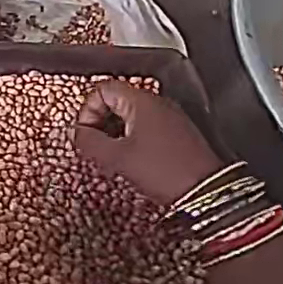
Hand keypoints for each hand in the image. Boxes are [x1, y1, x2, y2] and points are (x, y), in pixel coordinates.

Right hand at [73, 81, 224, 206]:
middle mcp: (157, 104)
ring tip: (111, 154)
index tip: (85, 132)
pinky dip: (131, 138)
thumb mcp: (116, 158)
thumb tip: (76, 133)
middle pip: (115, 100)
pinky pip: (145, 126)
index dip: (87, 110)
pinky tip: (130, 159)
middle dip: (99, 121)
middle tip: (94, 144)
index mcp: (141, 102)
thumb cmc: (165, 172)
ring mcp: (170, 118)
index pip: (103, 90)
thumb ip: (89, 141)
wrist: (207, 193)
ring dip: (114, 131)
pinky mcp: (177, 133)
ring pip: (130, 115)